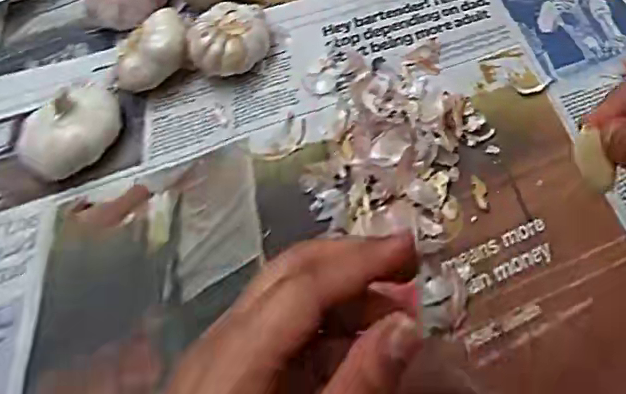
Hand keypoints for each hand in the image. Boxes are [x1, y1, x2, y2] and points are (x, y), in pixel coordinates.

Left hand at [166, 234, 424, 393]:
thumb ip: (358, 385)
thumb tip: (407, 324)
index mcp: (235, 353)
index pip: (304, 283)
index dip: (359, 260)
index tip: (409, 246)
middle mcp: (220, 336)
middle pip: (289, 273)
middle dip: (349, 259)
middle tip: (406, 261)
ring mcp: (215, 351)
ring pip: (281, 293)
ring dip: (337, 288)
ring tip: (391, 303)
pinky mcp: (221, 371)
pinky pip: (274, 326)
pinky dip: (318, 321)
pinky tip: (352, 338)